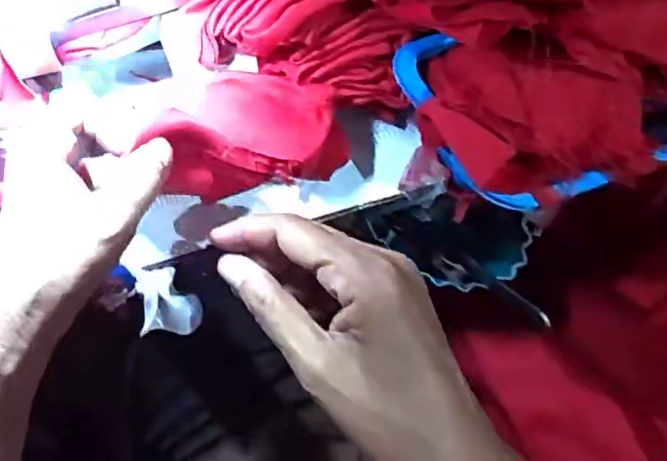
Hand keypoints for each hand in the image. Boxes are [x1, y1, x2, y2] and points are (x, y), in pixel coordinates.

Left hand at [0, 114, 172, 370]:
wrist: (18, 312)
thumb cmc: (62, 259)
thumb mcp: (113, 219)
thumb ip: (143, 178)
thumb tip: (165, 144)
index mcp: (41, 143)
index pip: (84, 106)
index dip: (115, 123)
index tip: (136, 155)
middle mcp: (35, 150)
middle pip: (86, 127)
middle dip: (119, 146)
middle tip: (146, 172)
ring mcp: (38, 174)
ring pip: (85, 153)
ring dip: (113, 168)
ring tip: (132, 195)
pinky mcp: (45, 197)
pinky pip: (79, 174)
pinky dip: (102, 184)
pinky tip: (116, 209)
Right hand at [211, 214, 515, 460]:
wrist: (456, 460)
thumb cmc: (384, 414)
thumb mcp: (316, 363)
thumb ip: (268, 305)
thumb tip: (227, 263)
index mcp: (366, 270)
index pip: (291, 229)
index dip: (245, 230)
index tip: (209, 241)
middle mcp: (382, 257)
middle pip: (307, 233)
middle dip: (261, 242)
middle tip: (222, 256)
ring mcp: (393, 272)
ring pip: (321, 248)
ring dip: (283, 259)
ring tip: (245, 274)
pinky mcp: (396, 289)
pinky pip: (340, 267)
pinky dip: (308, 276)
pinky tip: (285, 293)